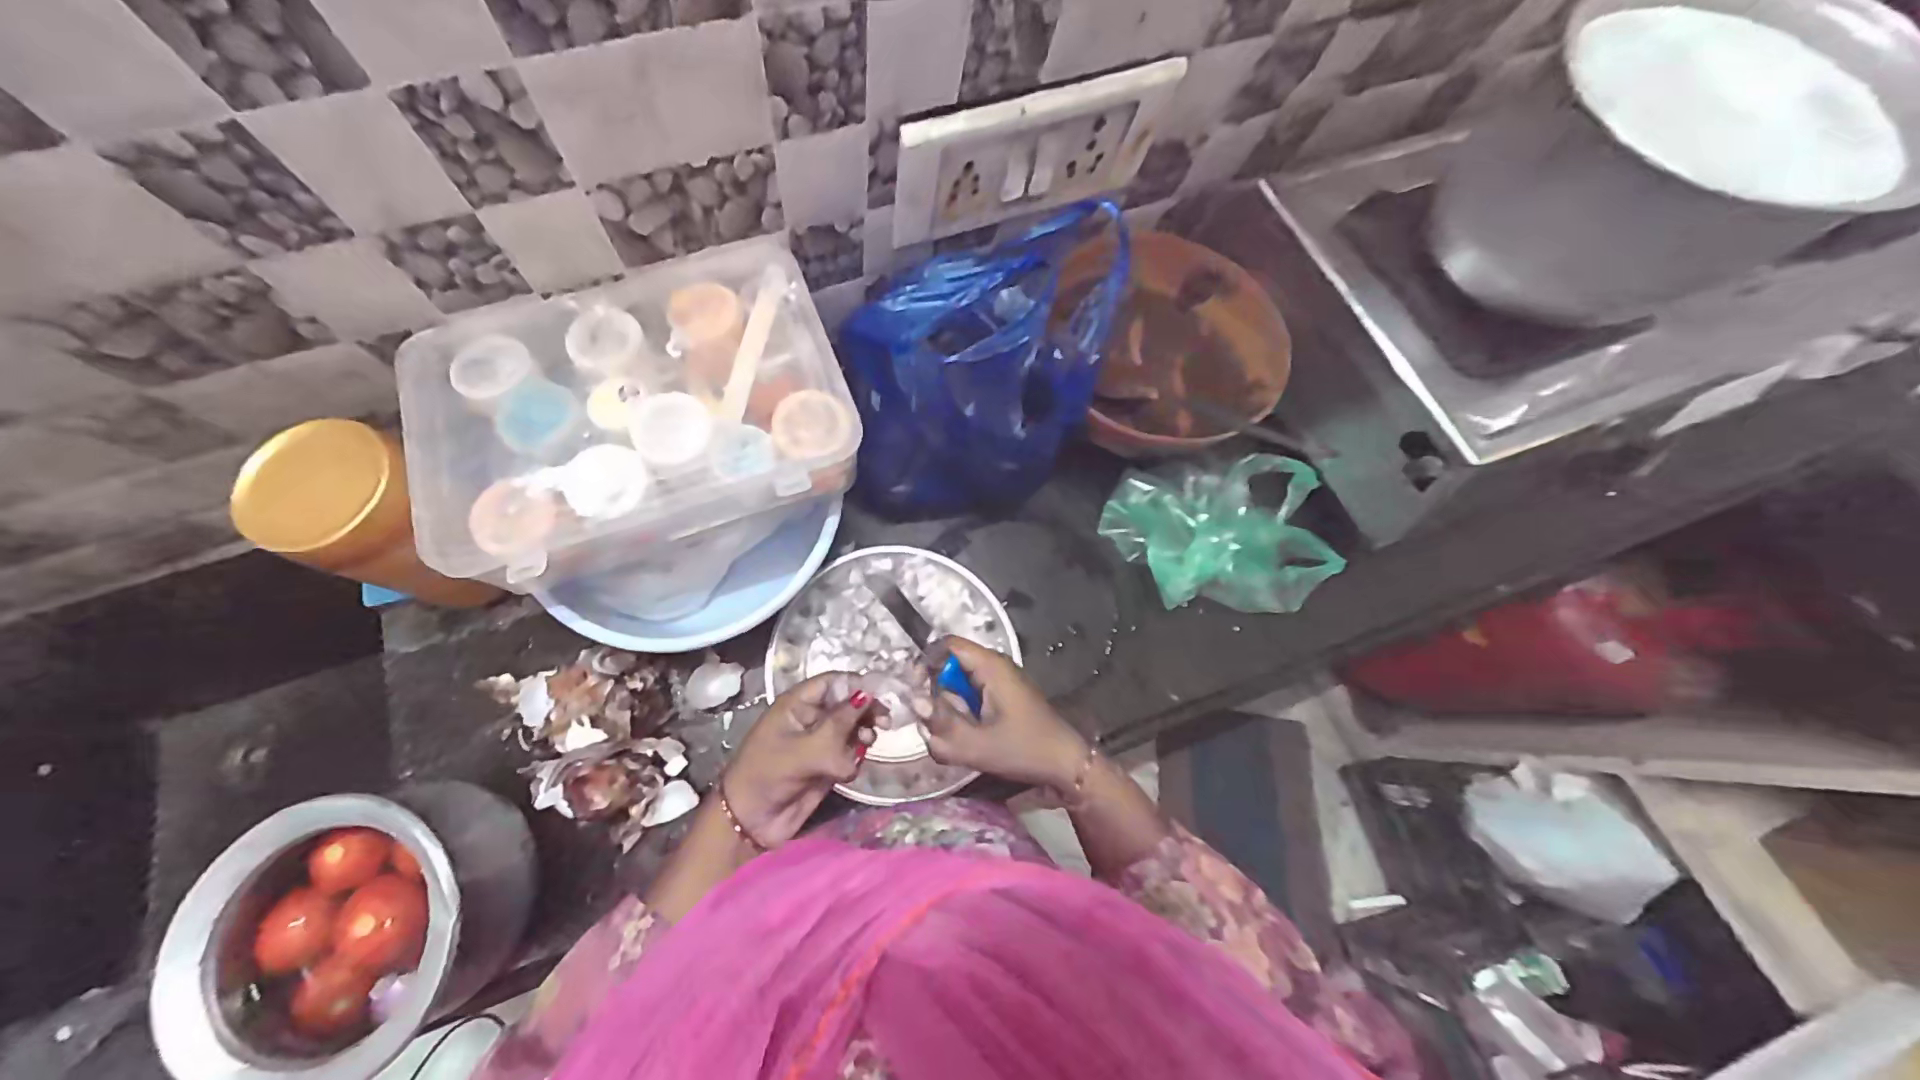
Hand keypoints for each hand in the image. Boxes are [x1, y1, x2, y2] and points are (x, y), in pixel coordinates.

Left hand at [725, 674, 879, 847]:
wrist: (750, 822)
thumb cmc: (769, 774)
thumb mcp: (805, 747)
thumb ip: (840, 722)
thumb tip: (867, 694)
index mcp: (797, 704)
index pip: (833, 682)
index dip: (856, 684)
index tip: (880, 694)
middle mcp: (810, 719)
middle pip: (847, 704)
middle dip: (865, 711)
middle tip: (884, 721)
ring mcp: (819, 744)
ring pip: (851, 730)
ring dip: (862, 736)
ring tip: (864, 744)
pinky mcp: (826, 767)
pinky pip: (849, 755)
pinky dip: (854, 760)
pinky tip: (848, 769)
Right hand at [921, 637, 1087, 788]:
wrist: (1066, 765)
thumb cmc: (1024, 750)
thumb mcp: (977, 744)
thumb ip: (943, 723)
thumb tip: (915, 701)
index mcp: (990, 666)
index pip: (946, 646)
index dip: (926, 664)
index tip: (918, 694)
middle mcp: (993, 667)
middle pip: (949, 668)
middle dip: (938, 698)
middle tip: (938, 728)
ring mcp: (998, 683)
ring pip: (958, 687)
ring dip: (951, 713)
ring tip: (958, 741)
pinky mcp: (1002, 699)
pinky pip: (971, 699)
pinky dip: (965, 718)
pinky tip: (971, 742)